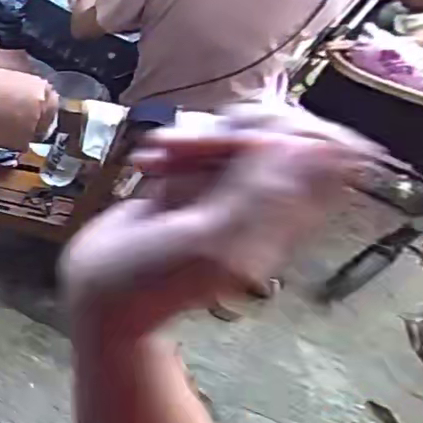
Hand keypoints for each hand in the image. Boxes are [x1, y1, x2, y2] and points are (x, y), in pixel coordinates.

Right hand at [60, 106, 373, 338]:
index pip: (325, 156)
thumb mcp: (206, 242)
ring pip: (233, 133)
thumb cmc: (148, 280)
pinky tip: (147, 161)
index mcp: (280, 220)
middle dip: (233, 128)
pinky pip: (196, 144)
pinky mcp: (187, 184)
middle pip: (278, 134)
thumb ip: (257, 193)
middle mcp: (259, 202)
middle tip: (192, 141)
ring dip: (195, 134)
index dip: (292, 133)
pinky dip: (171, 144)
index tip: (246, 139)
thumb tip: (311, 143)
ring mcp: (222, 191)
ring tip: (159, 151)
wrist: (98, 293)